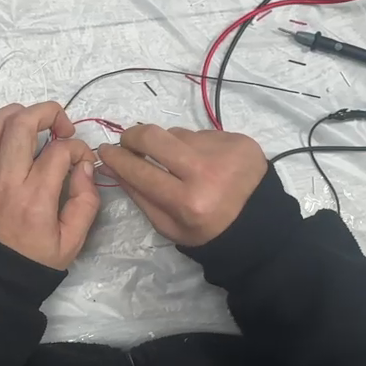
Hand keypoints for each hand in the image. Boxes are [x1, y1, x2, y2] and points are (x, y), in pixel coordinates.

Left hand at [0, 102, 100, 269]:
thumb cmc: (31, 262)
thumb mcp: (72, 242)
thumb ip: (86, 202)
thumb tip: (85, 166)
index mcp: (35, 198)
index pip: (60, 152)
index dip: (77, 147)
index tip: (81, 159)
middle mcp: (5, 182)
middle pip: (22, 125)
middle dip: (47, 113)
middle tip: (59, 124)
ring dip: (13, 113)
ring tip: (27, 120)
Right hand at [97, 124, 266, 245]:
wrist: (261, 226)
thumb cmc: (209, 232)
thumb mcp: (169, 226)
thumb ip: (139, 195)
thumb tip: (111, 165)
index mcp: (187, 201)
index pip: (139, 171)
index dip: (117, 158)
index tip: (105, 150)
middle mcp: (206, 172)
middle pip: (154, 137)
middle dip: (133, 136)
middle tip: (128, 142)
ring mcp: (224, 151)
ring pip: (178, 134)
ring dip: (169, 144)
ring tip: (178, 162)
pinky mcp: (239, 139)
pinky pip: (202, 134)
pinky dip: (196, 146)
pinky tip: (205, 162)